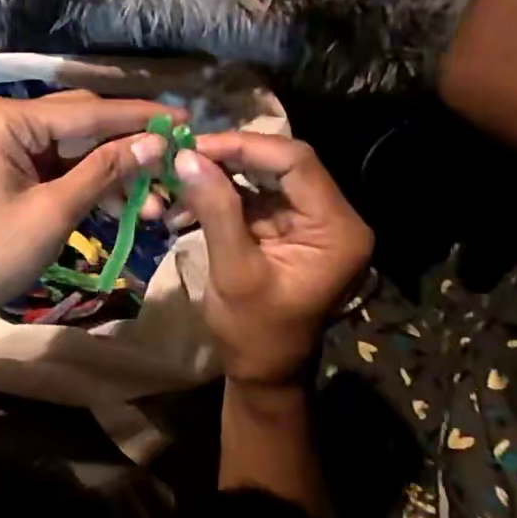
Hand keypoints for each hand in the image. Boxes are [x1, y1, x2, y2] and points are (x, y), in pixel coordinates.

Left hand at [0, 91, 180, 325]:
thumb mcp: (55, 211)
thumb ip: (106, 170)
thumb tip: (156, 142)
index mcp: (7, 119)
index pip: (86, 112)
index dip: (138, 118)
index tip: (184, 120)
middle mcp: (6, 119)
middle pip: (82, 123)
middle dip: (128, 147)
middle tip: (174, 161)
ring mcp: (8, 144)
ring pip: (76, 147)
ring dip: (113, 172)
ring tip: (157, 200)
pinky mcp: (12, 167)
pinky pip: (60, 166)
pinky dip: (89, 183)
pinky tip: (126, 205)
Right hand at [173, 132, 372, 386]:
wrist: (263, 370)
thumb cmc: (254, 332)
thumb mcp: (234, 271)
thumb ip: (216, 210)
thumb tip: (186, 157)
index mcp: (336, 229)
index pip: (296, 163)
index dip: (245, 147)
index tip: (194, 148)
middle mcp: (333, 217)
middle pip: (282, 164)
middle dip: (229, 157)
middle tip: (182, 157)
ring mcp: (311, 220)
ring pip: (265, 175)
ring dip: (221, 174)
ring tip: (179, 179)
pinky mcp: (288, 227)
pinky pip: (255, 195)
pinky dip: (221, 194)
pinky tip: (188, 200)